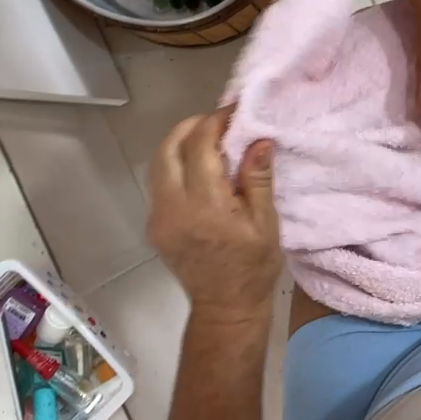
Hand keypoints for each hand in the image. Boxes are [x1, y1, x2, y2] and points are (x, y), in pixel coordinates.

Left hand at [147, 109, 282, 325]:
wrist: (225, 307)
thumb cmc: (253, 267)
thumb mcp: (266, 224)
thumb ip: (257, 179)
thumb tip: (258, 139)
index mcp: (206, 206)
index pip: (200, 146)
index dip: (215, 122)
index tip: (234, 111)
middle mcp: (174, 207)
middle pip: (168, 148)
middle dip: (191, 127)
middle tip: (216, 123)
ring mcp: (159, 217)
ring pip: (158, 165)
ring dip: (179, 145)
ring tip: (207, 142)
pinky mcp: (155, 225)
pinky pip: (160, 184)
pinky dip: (175, 166)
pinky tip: (198, 171)